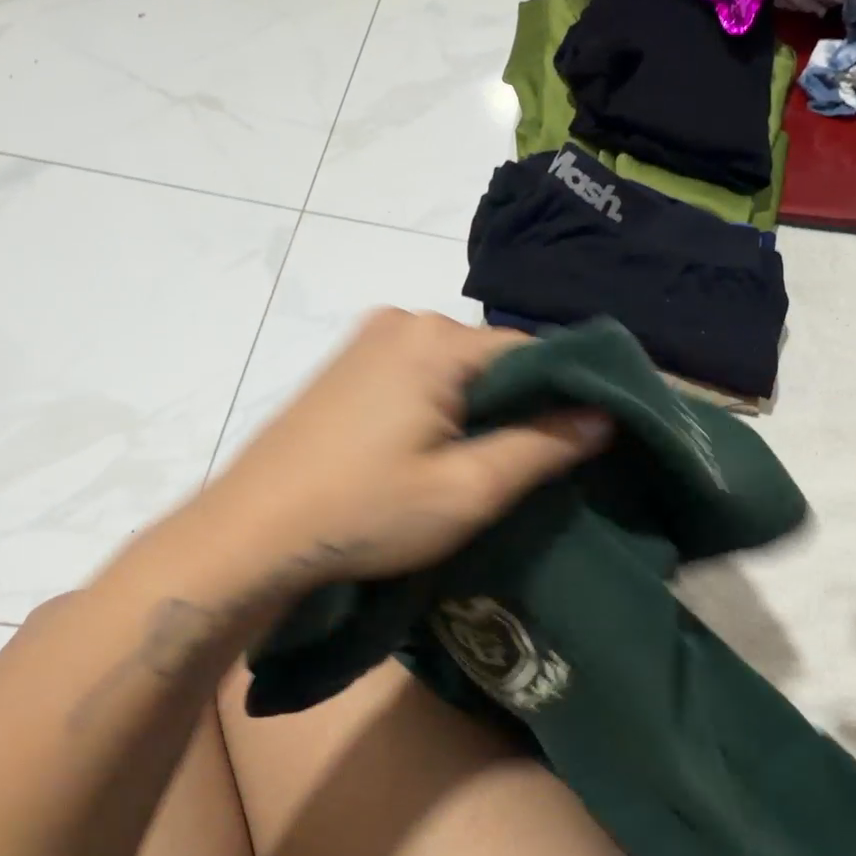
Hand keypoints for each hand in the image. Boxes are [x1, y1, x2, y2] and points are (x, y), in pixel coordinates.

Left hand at [148, 309, 608, 602]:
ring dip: (485, 407)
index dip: (570, 394)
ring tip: (492, 461)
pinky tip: (443, 447)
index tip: (591, 440)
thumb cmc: (366, 513)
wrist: (250, 535)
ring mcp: (369, 338)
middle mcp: (405, 320)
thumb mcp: (470, 489)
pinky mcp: (348, 363)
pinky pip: (424, 373)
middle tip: (541, 462)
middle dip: (524, 403)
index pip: (536, 351)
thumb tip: (605, 415)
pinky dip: (447, 403)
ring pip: (461, 367)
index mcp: (438, 340)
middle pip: (496, 356)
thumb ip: (544, 445)